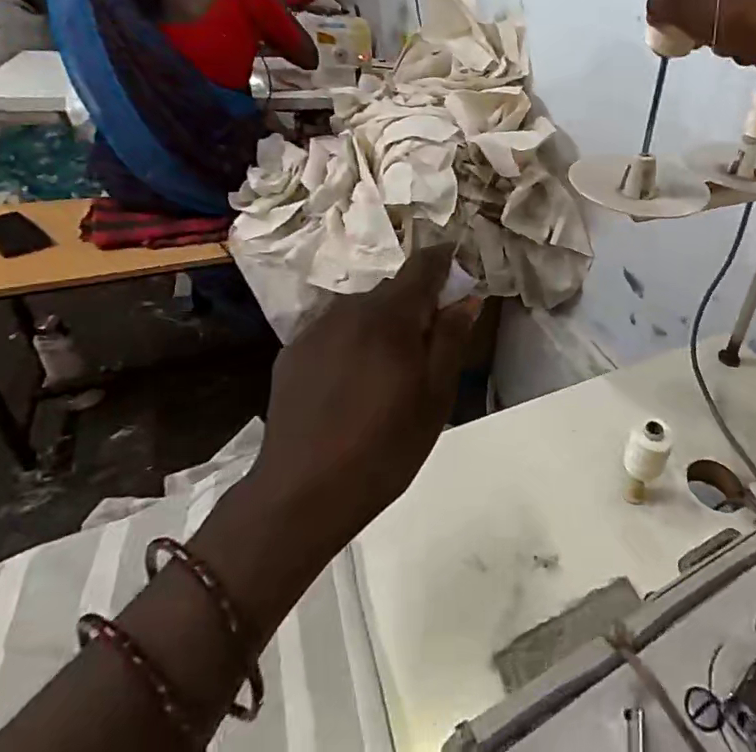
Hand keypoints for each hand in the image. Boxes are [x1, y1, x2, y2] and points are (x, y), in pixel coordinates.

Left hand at [247, 247, 479, 556]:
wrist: (303, 490)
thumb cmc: (384, 449)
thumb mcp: (434, 399)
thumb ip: (450, 339)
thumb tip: (464, 297)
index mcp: (389, 316)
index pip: (422, 266)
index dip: (445, 263)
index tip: (459, 275)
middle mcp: (348, 309)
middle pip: (391, 291)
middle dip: (414, 308)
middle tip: (426, 351)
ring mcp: (314, 329)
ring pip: (359, 312)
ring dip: (379, 327)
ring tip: (384, 376)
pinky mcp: (291, 352)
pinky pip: (332, 334)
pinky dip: (349, 345)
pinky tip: (348, 387)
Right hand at [645, 0, 755, 93]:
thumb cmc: (735, 17)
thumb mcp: (682, 8)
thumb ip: (660, 5)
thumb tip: (653, 8)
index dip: (683, 9)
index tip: (682, 28)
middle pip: (713, 3)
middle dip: (705, 25)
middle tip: (703, 40)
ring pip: (734, 20)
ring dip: (725, 37)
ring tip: (727, 48)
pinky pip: (754, 32)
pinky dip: (746, 44)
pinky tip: (746, 52)